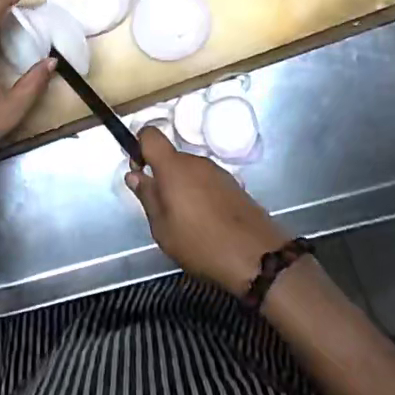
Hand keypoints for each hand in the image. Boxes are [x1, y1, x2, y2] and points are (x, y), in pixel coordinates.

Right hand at [126, 127, 291, 292]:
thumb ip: (147, 197)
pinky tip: (207, 223)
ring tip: (186, 221)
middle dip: (162, 176)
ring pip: (190, 171)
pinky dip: (201, 195)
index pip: (151, 135)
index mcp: (174, 167)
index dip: (139, 147)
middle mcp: (197, 162)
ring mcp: (219, 173)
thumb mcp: (162, 228)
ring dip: (182, 187)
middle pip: (171, 157)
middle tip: (162, 208)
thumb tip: (134, 175)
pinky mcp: (236, 187)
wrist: (260, 259)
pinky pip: (208, 182)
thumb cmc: (201, 243)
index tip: (140, 172)